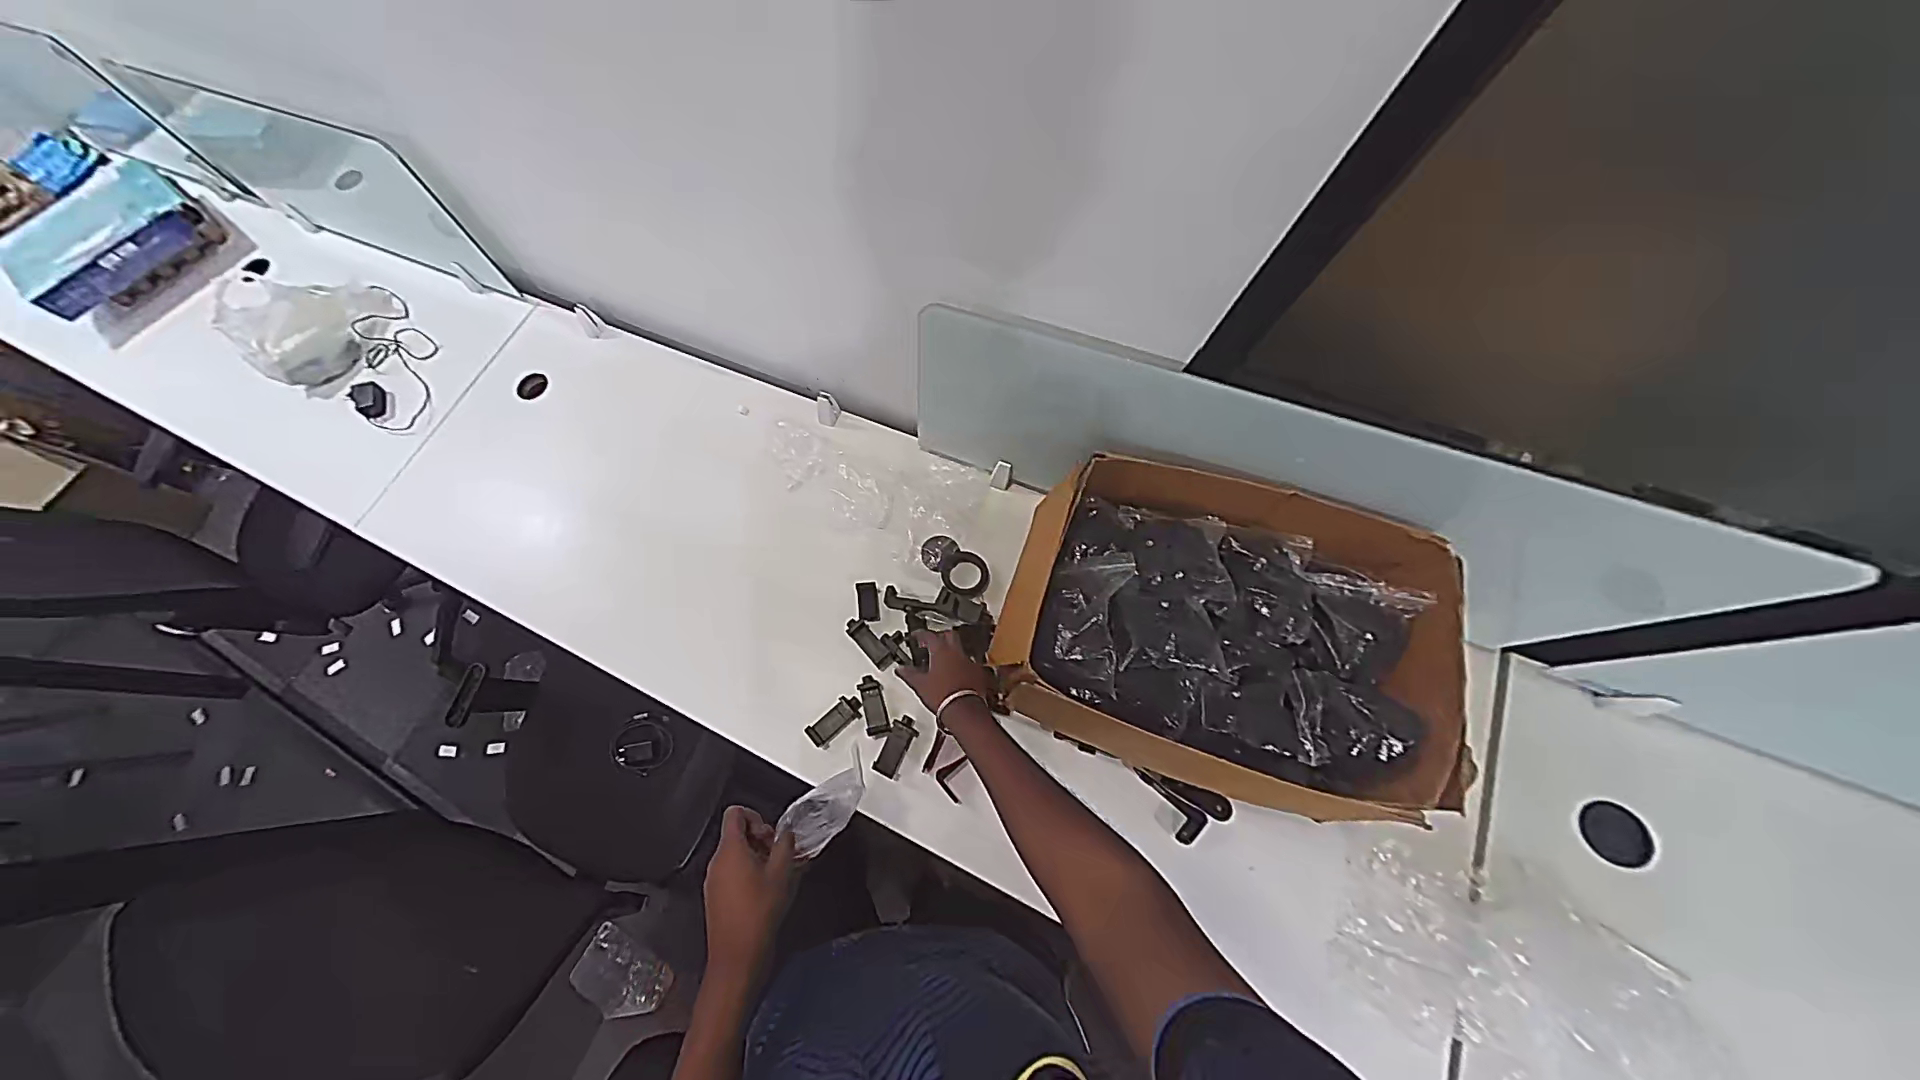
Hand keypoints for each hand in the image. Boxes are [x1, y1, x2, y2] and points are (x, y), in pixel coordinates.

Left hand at [702, 806, 796, 977]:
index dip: (755, 815)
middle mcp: (716, 862)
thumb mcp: (782, 872)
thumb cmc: (758, 912)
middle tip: (777, 854)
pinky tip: (764, 890)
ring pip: (735, 853)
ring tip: (774, 873)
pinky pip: (730, 872)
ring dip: (755, 855)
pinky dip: (747, 872)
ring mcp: (713, 880)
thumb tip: (786, 835)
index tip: (770, 834)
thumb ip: (786, 845)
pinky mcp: (715, 896)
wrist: (737, 956)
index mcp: (730, 850)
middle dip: (760, 838)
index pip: (735, 813)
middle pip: (736, 833)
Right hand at [897, 630, 994, 719]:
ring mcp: (969, 662)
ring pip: (960, 648)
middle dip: (939, 636)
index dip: (920, 634)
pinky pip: (968, 662)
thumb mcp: (919, 684)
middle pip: (949, 635)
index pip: (929, 635)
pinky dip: (960, 664)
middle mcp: (957, 653)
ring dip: (951, 651)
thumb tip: (901, 669)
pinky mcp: (977, 672)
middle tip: (930, 644)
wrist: (964, 710)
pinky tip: (955, 673)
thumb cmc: (944, 696)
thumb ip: (908, 673)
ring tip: (942, 659)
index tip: (916, 636)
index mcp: (941, 651)